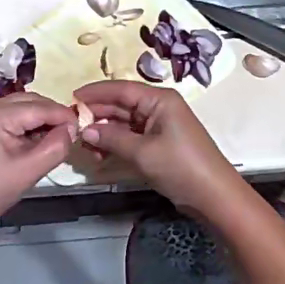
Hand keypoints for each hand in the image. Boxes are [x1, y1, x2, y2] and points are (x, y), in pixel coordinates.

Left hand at [0, 93, 76, 231]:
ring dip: (43, 120)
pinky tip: (39, 142)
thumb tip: (72, 129)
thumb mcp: (31, 169)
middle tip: (71, 134)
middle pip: (32, 102)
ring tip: (58, 139)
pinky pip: (15, 117)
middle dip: (54, 116)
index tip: (82, 129)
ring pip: (24, 108)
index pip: (40, 107)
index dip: (64, 116)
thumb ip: (57, 146)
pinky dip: (30, 126)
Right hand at [74, 80, 245, 216]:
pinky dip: (115, 143)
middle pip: (121, 105)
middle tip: (72, 126)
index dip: (95, 92)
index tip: (71, 97)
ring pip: (124, 123)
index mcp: (160, 100)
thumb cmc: (181, 167)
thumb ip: (112, 138)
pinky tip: (100, 153)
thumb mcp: (143, 152)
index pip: (121, 88)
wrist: (213, 196)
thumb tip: (86, 129)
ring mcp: (159, 126)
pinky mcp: (159, 144)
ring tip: (84, 145)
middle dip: (97, 115)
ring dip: (104, 132)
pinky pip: (131, 137)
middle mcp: (159, 107)